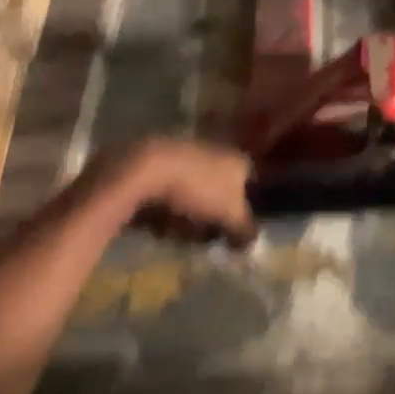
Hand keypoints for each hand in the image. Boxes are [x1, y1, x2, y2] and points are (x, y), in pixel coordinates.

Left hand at [69, 139, 256, 247]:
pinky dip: (166, 210)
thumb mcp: (231, 216)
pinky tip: (156, 222)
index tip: (232, 235)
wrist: (142, 170)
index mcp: (237, 160)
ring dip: (188, 217)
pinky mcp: (156, 163)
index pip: (250, 187)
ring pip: (193, 195)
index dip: (242, 214)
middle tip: (203, 237)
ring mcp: (184, 155)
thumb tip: (252, 242)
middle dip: (212, 219)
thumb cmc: (197, 190)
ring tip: (177, 232)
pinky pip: (168, 194)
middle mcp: (215, 152)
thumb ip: (246, 230)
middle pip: (220, 194)